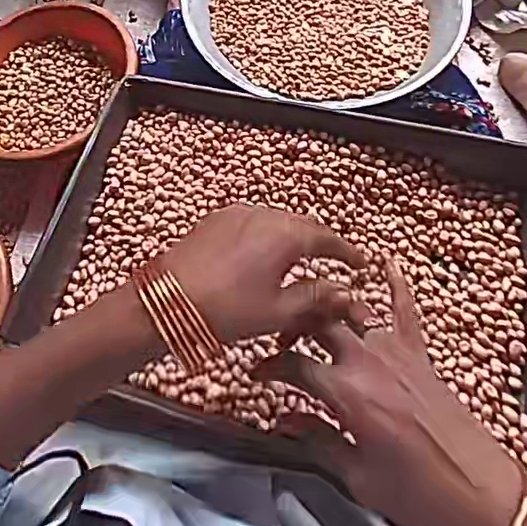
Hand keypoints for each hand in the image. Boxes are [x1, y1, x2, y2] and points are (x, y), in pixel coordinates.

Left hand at [152, 204, 368, 344]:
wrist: (165, 300)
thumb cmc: (224, 308)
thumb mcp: (279, 311)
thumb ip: (316, 298)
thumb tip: (343, 292)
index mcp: (285, 233)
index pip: (328, 239)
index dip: (348, 253)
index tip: (361, 264)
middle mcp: (262, 214)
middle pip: (303, 226)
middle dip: (320, 244)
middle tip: (334, 262)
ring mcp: (236, 214)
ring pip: (276, 222)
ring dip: (292, 239)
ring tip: (300, 262)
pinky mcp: (216, 220)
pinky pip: (252, 223)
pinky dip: (266, 237)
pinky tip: (264, 258)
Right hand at [257, 261, 526, 525]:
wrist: (487, 501)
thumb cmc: (419, 496)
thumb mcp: (358, 476)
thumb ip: (317, 439)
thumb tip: (285, 419)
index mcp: (346, 393)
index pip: (293, 364)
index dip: (269, 367)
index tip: (256, 373)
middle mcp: (368, 361)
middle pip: (317, 324)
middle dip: (291, 327)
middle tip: (280, 342)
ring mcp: (397, 353)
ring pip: (352, 311)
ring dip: (328, 307)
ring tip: (312, 312)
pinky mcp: (421, 356)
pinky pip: (405, 311)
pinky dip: (396, 284)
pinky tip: (385, 262)